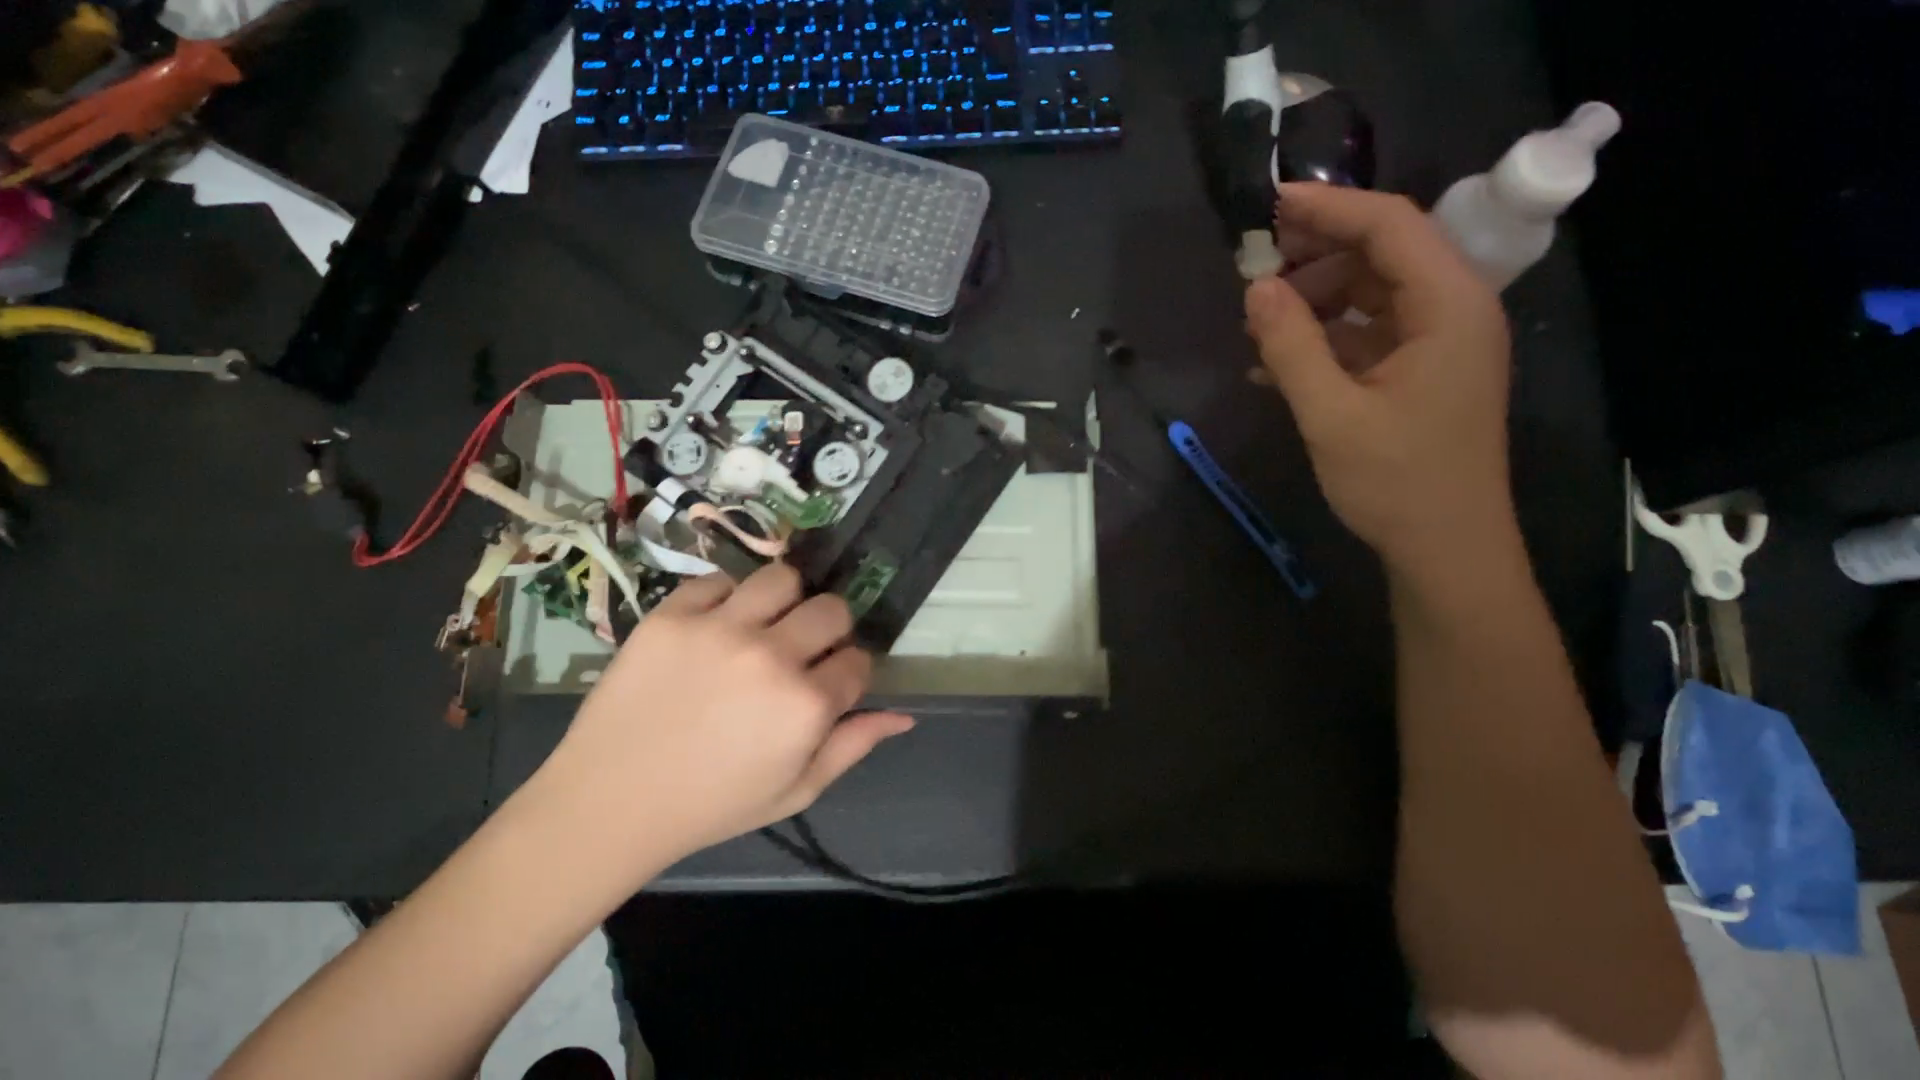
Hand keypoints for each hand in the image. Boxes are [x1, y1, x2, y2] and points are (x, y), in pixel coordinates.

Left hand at [531, 564, 913, 877]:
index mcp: (806, 706)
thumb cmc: (711, 804)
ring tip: (767, 623)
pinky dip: (727, 598)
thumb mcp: (794, 791)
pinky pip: (719, 580)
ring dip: (786, 600)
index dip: (850, 672)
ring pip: (782, 578)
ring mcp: (719, 629)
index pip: (858, 661)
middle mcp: (771, 656)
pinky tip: (719, 626)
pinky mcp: (672, 614)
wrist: (611, 800)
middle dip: (829, 629)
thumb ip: (852, 747)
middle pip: (831, 609)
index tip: (830, 683)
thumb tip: (904, 715)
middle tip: (803, 649)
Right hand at [1245, 183, 1516, 574]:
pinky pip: (1370, 332)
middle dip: (1316, 254)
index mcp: (1449, 306)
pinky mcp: (1423, 372)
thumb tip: (1255, 287)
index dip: (1328, 208)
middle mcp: (1453, 310)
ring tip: (1258, 322)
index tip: (1267, 205)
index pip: (1390, 225)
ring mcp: (1439, 343)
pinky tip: (1275, 361)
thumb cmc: (1398, 483)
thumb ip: (1291, 345)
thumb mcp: (1332, 414)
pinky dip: (1325, 337)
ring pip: (1373, 292)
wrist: (1447, 551)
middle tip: (1254, 267)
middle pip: (1383, 252)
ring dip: (1315, 298)